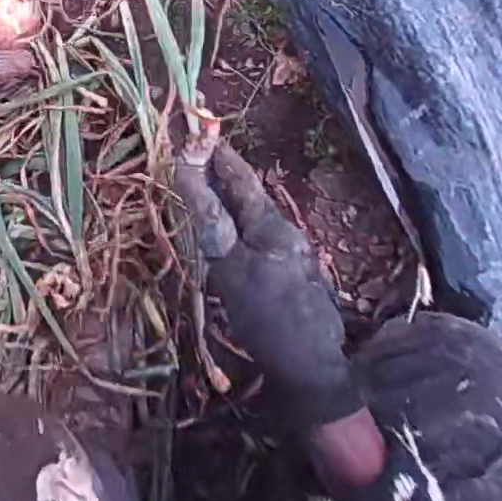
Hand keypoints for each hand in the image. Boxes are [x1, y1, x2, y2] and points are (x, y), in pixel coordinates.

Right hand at [174, 143, 362, 428]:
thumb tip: (191, 179)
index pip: (240, 179)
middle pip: (249, 194)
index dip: (219, 155)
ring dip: (230, 198)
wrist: (310, 366)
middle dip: (224, 173)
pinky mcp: (291, 271)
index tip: (201, 134)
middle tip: (198, 156)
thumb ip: (211, 222)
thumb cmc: (265, 315)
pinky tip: (228, 231)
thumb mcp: (229, 268)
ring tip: (206, 188)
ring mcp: (292, 251)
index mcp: (271, 224)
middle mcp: (285, 230)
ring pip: (254, 214)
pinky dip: (238, 221)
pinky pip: (259, 234)